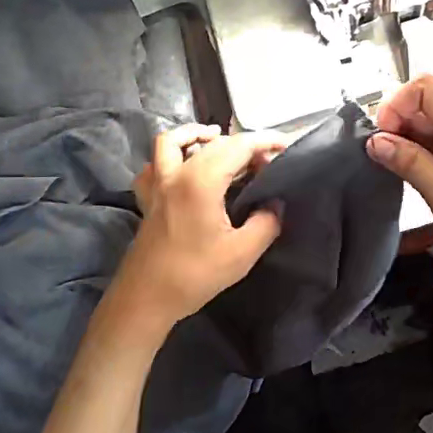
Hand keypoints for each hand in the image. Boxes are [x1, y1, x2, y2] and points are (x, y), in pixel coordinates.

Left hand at [100, 125, 286, 346]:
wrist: (146, 297)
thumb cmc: (195, 274)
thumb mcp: (242, 253)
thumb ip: (266, 223)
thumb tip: (275, 205)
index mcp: (201, 180)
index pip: (238, 146)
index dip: (264, 141)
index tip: (286, 145)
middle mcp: (176, 173)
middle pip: (211, 143)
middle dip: (241, 144)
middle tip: (265, 161)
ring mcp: (157, 185)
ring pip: (171, 142)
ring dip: (196, 135)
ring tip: (217, 140)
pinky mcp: (147, 199)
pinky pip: (153, 167)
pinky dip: (167, 159)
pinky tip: (181, 168)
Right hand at [365, 76, 432, 289]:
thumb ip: (410, 163)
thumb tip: (375, 141)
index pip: (426, 89)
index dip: (397, 104)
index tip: (380, 135)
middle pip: (423, 103)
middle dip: (395, 120)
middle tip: (379, 153)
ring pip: (424, 123)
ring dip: (401, 138)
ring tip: (388, 165)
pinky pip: (431, 144)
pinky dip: (411, 152)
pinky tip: (400, 170)